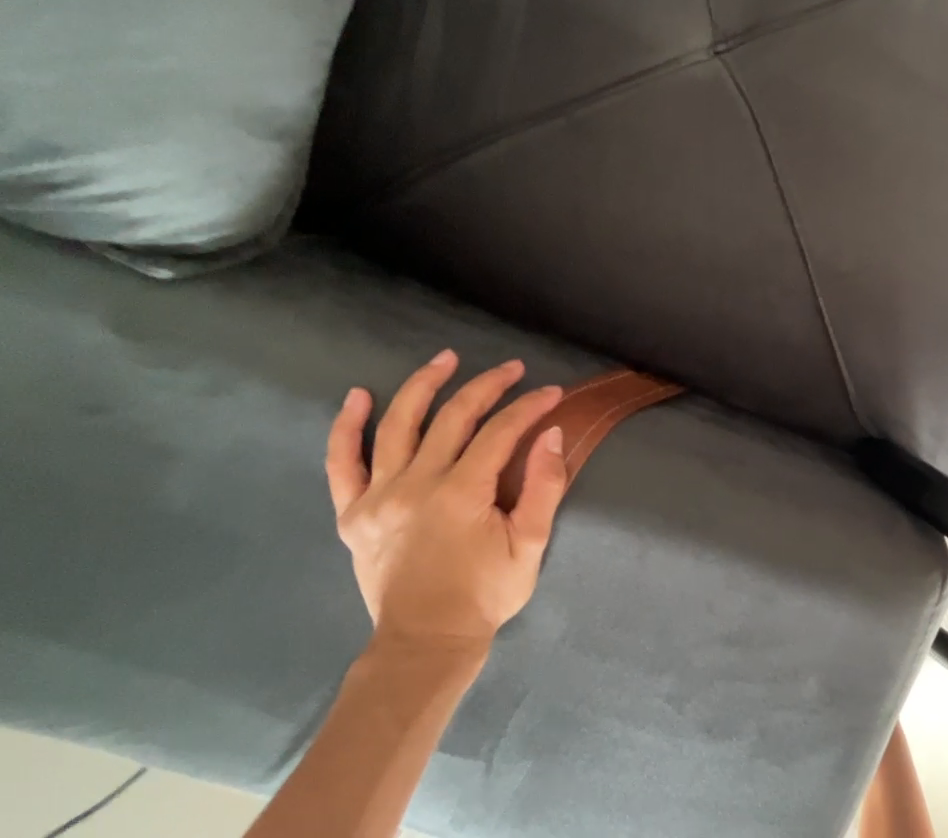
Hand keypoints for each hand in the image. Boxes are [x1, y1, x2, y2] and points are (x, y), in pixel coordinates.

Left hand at [325, 350, 568, 651]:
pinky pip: (342, 463)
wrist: (426, 641)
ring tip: (445, 360)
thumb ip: (544, 486)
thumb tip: (552, 434)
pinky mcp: (354, 513)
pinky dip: (346, 428)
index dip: (528, 407)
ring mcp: (378, 497)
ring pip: (397, 426)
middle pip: (452, 418)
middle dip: (487, 386)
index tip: (552, 394)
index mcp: (462, 493)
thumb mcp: (530, 544)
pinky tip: (357, 397)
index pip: (500, 432)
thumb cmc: (486, 594)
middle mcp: (416, 485)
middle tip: (513, 368)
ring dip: (423, 386)